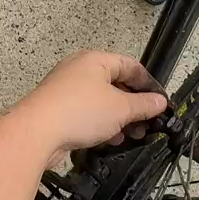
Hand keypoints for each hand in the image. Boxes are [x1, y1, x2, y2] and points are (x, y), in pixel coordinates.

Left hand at [5, 51, 168, 158]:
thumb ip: (143, 105)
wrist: (37, 132)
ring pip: (101, 100)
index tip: (161, 101)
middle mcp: (80, 70)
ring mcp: (67, 89)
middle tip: (149, 123)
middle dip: (134, 105)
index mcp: (95, 60)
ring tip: (133, 135)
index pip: (130, 65)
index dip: (148, 83)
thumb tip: (160, 101)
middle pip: (115, 83)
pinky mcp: (59, 108)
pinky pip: (87, 112)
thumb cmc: (80, 111)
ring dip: (119, 117)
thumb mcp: (120, 108)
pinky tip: (111, 139)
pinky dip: (102, 123)